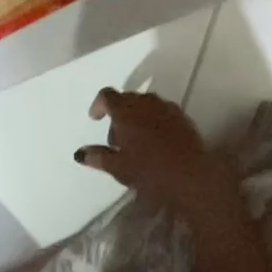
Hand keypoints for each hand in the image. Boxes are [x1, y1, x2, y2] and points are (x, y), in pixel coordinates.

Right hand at [75, 88, 242, 217]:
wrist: (192, 176)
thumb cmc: (150, 172)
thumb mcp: (119, 167)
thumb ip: (98, 156)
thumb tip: (79, 153)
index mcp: (126, 110)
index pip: (107, 95)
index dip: (98, 104)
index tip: (95, 119)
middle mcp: (146, 102)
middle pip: (126, 99)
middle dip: (118, 115)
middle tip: (116, 141)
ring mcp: (167, 107)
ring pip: (145, 105)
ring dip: (137, 117)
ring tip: (136, 144)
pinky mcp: (183, 117)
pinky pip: (162, 112)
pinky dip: (154, 121)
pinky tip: (156, 144)